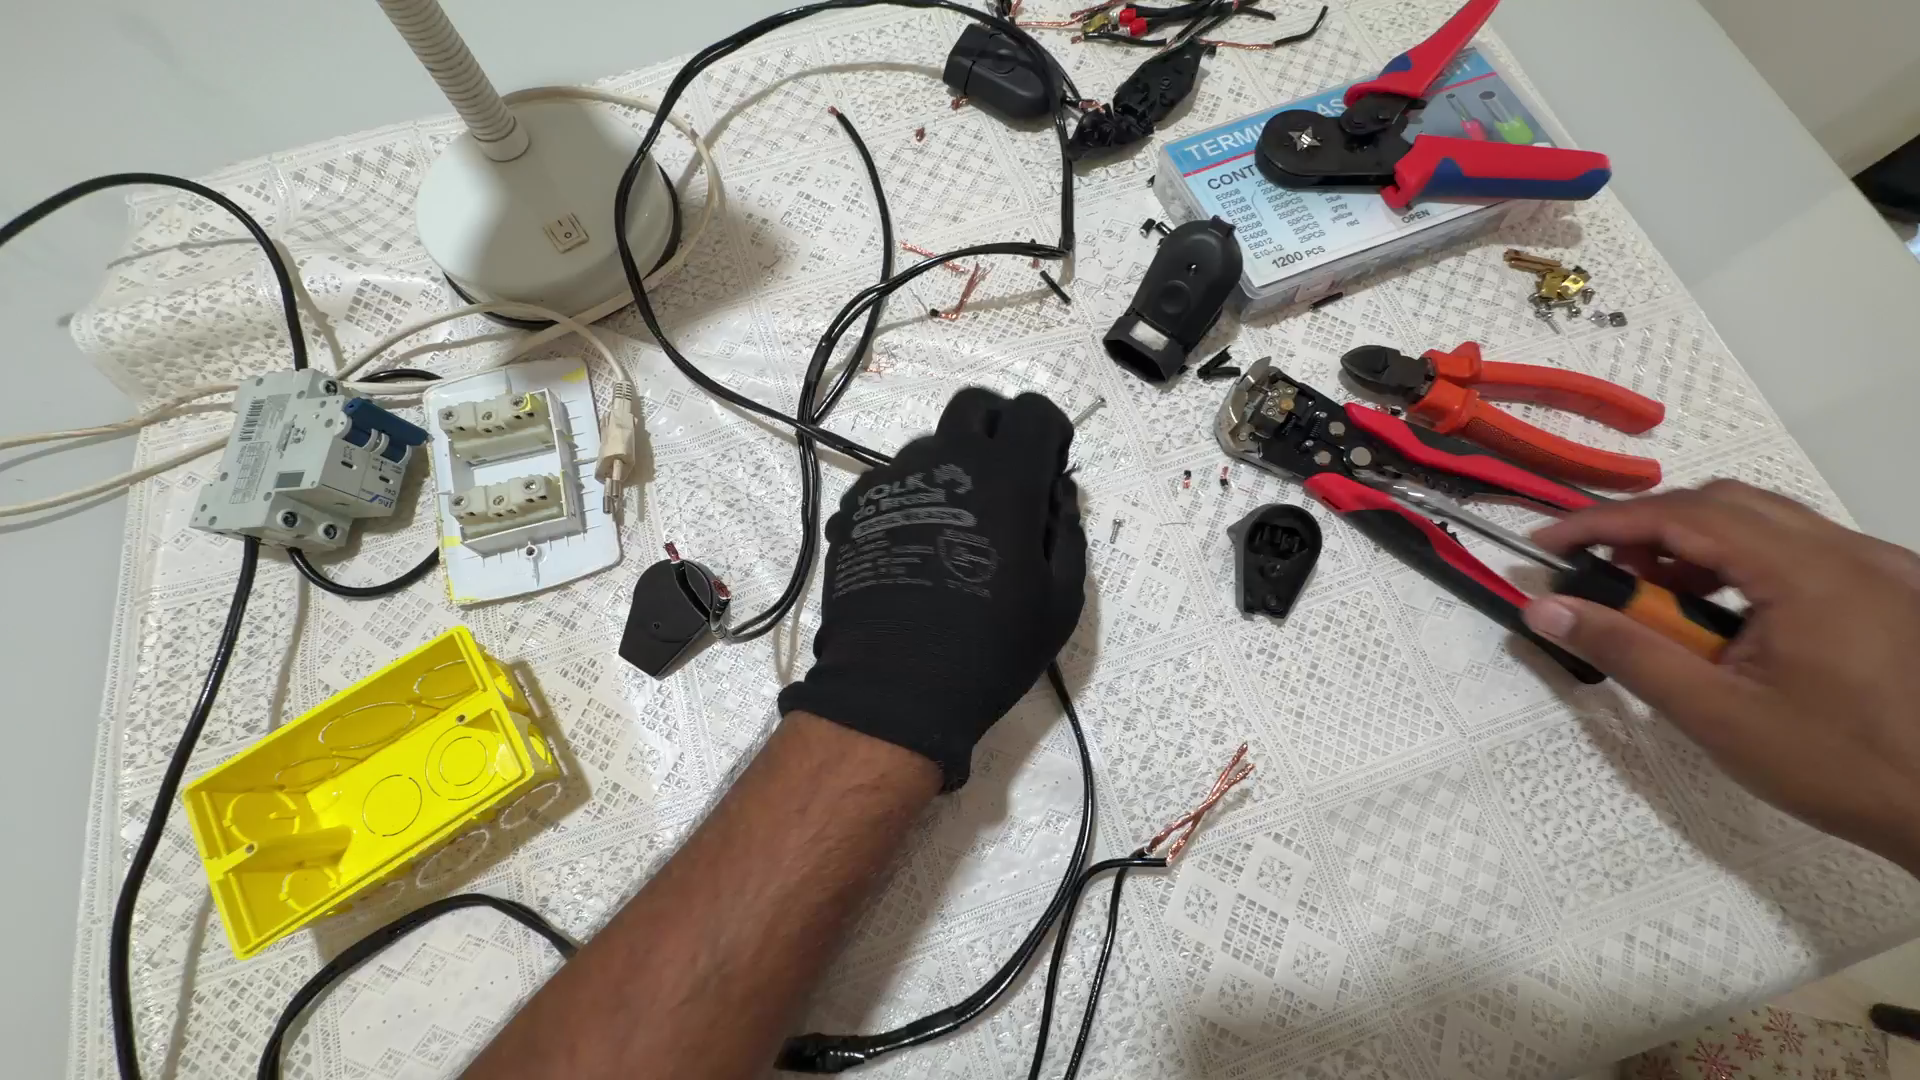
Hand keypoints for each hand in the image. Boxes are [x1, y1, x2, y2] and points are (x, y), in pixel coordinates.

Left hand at [779, 388, 1085, 789]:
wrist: (895, 685)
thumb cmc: (992, 646)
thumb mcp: (1059, 599)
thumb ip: (1066, 531)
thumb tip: (1058, 490)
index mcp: (1006, 477)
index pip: (1032, 410)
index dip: (1048, 430)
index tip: (1047, 465)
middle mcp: (946, 461)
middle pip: (973, 406)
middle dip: (997, 427)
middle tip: (1004, 479)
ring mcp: (894, 480)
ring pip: (930, 445)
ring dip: (952, 466)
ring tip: (955, 526)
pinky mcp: (857, 507)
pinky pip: (893, 481)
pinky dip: (914, 497)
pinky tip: (916, 545)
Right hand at [1522, 480, 1919, 871]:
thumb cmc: (1842, 765)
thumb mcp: (1713, 713)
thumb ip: (1624, 650)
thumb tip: (1543, 609)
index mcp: (1812, 576)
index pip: (1683, 516)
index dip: (1601, 523)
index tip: (1546, 546)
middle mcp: (1855, 554)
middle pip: (1722, 502)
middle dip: (1642, 526)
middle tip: (1595, 570)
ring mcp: (1883, 569)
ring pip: (1759, 519)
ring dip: (1686, 541)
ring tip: (1652, 595)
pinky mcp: (1891, 590)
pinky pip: (1793, 546)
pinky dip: (1731, 560)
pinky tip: (1715, 609)